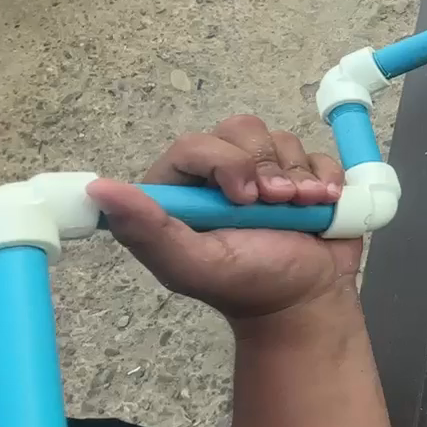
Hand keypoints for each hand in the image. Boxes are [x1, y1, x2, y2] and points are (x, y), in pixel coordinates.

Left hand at [88, 115, 355, 326]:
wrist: (310, 296)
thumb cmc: (250, 283)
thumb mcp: (193, 264)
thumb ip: (148, 229)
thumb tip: (99, 189)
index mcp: (184, 194)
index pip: (195, 145)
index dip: (226, 161)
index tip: (246, 199)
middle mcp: (223, 176)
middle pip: (242, 130)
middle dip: (269, 167)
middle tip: (279, 202)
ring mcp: (269, 174)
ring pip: (284, 140)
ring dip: (301, 176)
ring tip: (306, 207)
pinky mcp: (308, 176)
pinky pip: (319, 155)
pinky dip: (328, 178)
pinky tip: (326, 202)